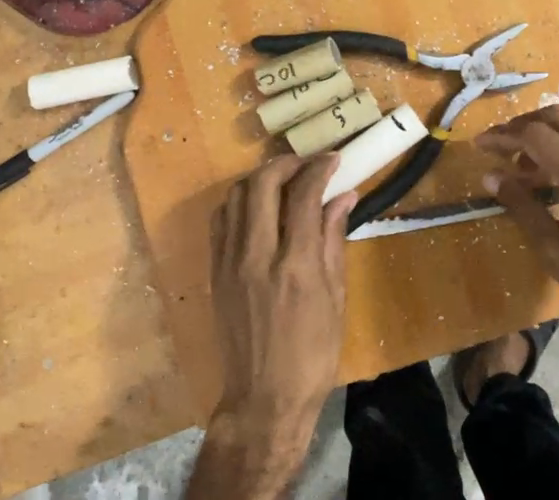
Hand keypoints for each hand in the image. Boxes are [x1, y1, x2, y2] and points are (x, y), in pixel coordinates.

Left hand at [207, 154, 355, 430]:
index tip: (334, 160)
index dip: (319, 168)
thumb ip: (334, 240)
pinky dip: (240, 201)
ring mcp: (229, 260)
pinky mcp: (214, 269)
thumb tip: (343, 196)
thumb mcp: (335, 298)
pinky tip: (258, 206)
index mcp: (295, 265)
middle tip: (307, 164)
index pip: (303, 194)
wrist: (264, 397)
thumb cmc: (313, 354)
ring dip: (260, 178)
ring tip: (283, 181)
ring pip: (236, 195)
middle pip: (262, 183)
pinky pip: (221, 218)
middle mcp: (257, 254)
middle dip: (287, 163)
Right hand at [477, 106, 558, 361]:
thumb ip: (523, 208)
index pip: (537, 135)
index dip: (503, 136)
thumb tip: (491, 177)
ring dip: (548, 137)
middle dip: (524, 126)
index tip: (479, 147)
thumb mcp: (558, 254)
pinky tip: (558, 182)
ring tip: (523, 170)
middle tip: (499, 148)